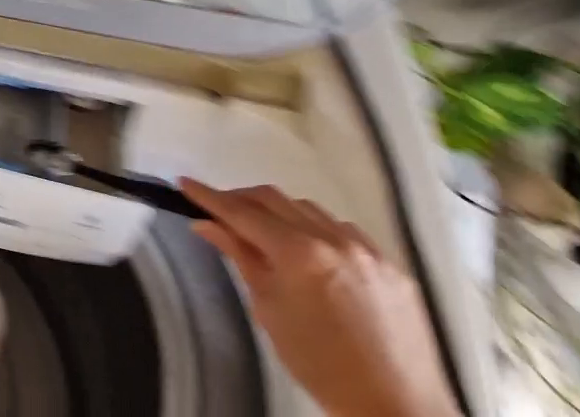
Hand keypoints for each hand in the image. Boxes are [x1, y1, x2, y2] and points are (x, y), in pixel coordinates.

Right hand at [180, 180, 460, 416]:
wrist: (395, 407)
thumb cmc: (318, 363)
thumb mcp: (268, 309)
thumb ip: (240, 257)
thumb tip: (207, 225)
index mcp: (299, 252)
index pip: (241, 212)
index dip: (208, 196)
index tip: (185, 183)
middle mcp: (334, 240)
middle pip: (274, 198)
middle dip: (240, 198)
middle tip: (217, 209)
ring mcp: (367, 251)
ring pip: (309, 209)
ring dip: (279, 211)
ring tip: (263, 230)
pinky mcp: (391, 265)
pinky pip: (344, 229)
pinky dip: (316, 227)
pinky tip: (310, 249)